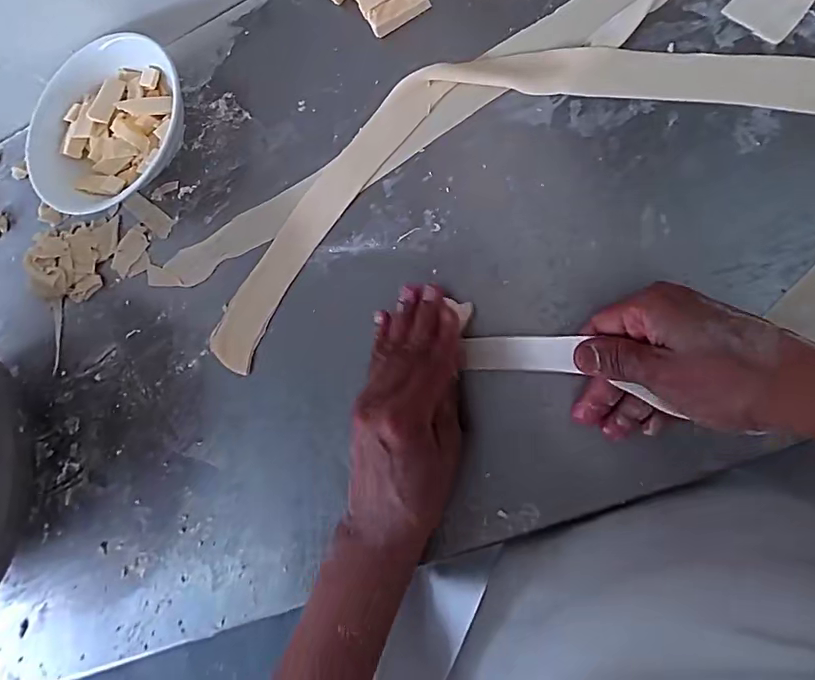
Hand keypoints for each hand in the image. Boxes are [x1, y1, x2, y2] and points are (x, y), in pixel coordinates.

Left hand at [342, 284, 463, 553]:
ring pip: (390, 351)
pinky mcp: (360, 403)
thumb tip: (451, 359)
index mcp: (406, 417)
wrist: (378, 525)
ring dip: (402, 319)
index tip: (454, 309)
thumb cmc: (422, 496)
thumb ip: (446, 400)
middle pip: (409, 351)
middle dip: (423, 317)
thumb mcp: (448, 449)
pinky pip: (373, 363)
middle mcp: (381, 403)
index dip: (446, 335)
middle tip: (433, 288)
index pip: (433, 365)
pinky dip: (380, 338)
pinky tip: (385, 319)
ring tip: (411, 292)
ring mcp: (366, 401)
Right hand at [571, 281, 814, 437]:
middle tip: (591, 415)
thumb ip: (617, 361)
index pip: (601, 327)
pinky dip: (657, 395)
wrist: (798, 389)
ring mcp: (689, 331)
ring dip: (630, 397)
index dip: (583, 357)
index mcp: (652, 307)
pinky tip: (648, 420)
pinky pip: (670, 369)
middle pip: (622, 348)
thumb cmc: (736, 378)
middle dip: (606, 386)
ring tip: (617, 428)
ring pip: (646, 364)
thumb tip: (584, 352)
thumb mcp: (661, 375)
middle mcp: (669, 312)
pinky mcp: (706, 350)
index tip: (568, 377)